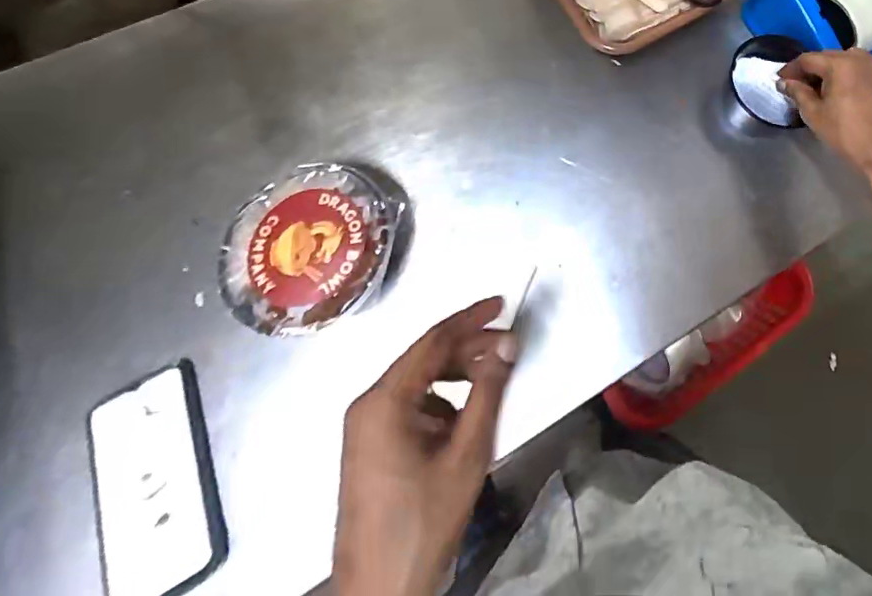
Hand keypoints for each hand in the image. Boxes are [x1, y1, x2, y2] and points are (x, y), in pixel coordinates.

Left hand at [334, 298, 517, 595]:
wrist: (380, 590)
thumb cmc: (425, 519)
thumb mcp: (467, 452)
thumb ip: (488, 390)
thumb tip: (507, 342)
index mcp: (384, 400)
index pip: (433, 341)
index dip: (470, 319)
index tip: (501, 304)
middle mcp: (368, 404)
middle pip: (423, 360)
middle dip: (467, 348)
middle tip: (507, 344)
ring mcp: (364, 427)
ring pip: (417, 383)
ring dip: (455, 376)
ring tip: (490, 380)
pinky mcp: (369, 447)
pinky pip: (408, 406)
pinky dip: (439, 402)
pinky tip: (462, 422)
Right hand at [779, 49, 871, 178]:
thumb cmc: (844, 133)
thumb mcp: (814, 114)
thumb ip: (798, 92)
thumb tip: (784, 82)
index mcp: (840, 65)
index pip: (808, 59)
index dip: (791, 69)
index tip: (782, 80)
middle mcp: (861, 59)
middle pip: (829, 56)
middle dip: (813, 68)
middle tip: (801, 84)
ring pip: (849, 59)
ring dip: (834, 68)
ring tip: (825, 86)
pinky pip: (866, 69)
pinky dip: (853, 74)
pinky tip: (848, 90)